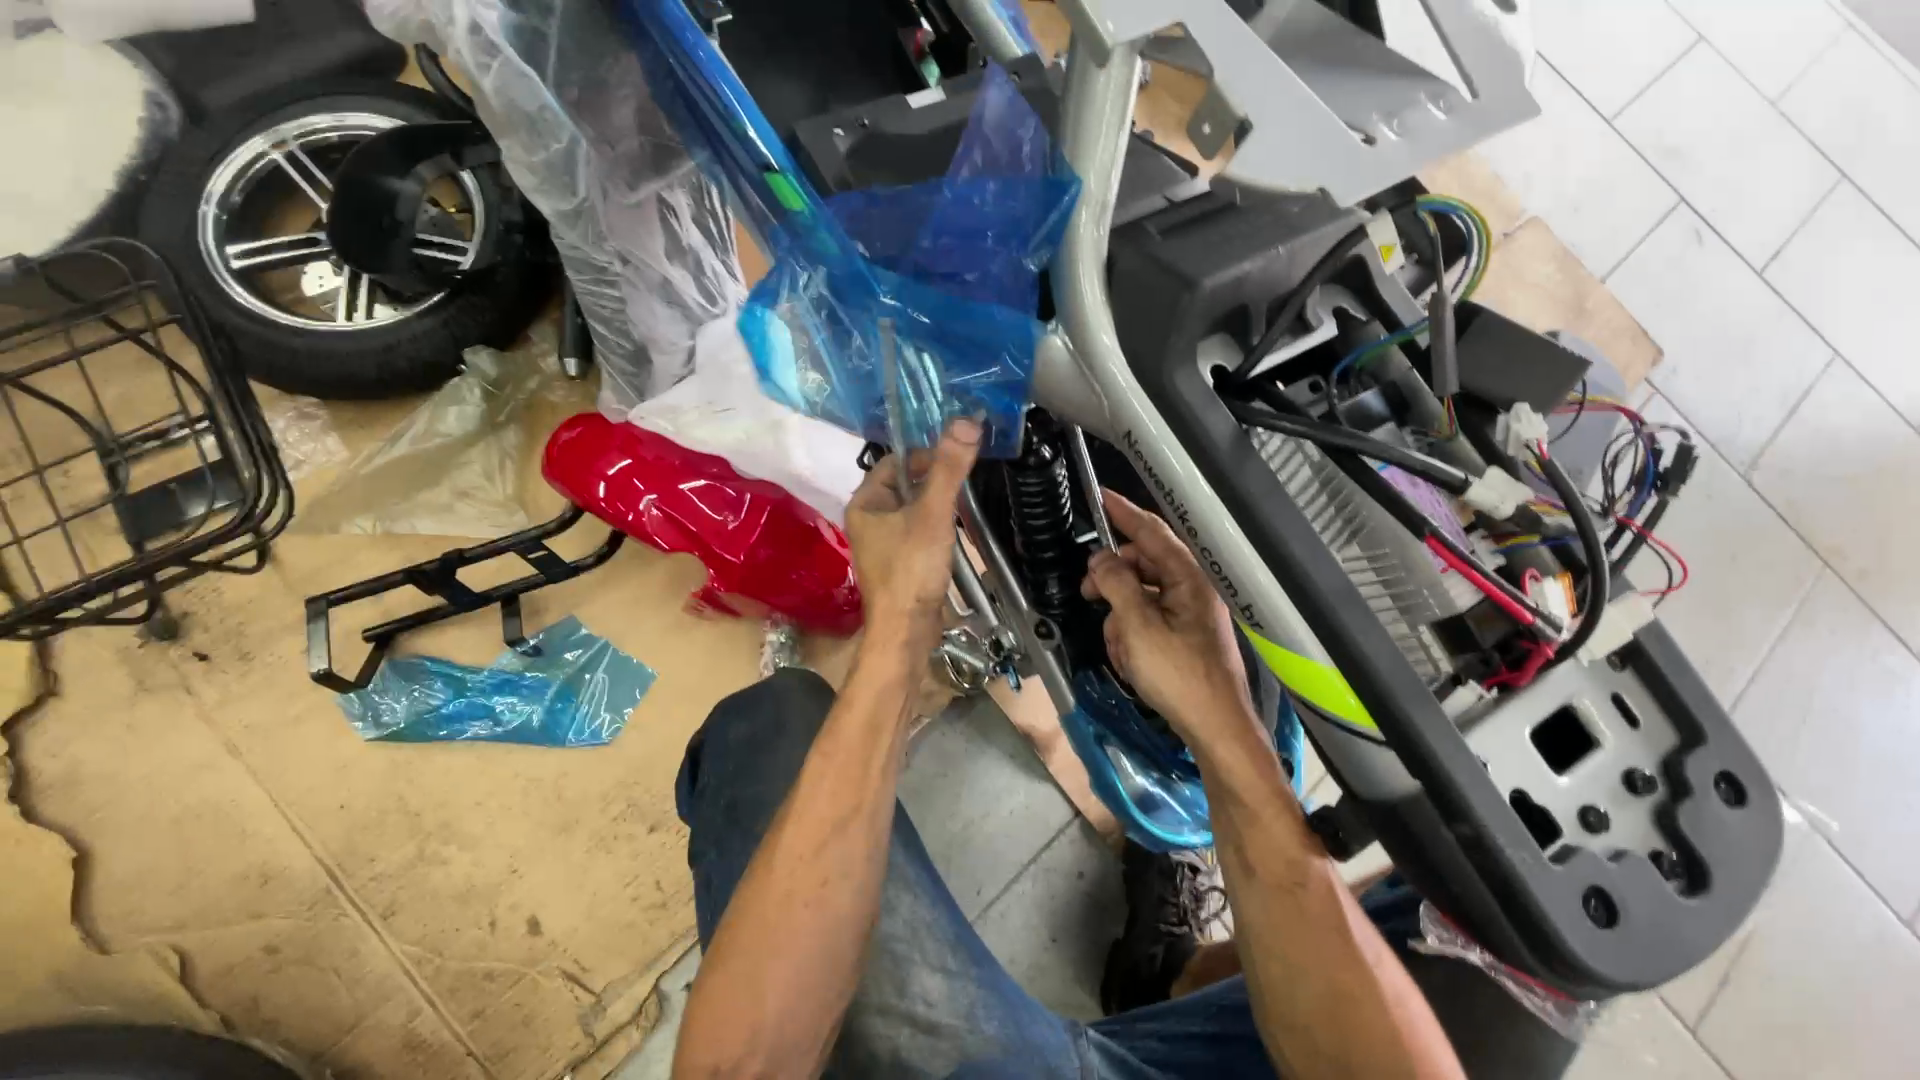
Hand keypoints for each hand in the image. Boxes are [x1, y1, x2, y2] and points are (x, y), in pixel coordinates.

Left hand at [844, 418, 981, 659]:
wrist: (907, 631)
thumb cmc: (912, 569)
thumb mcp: (933, 514)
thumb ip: (949, 470)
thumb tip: (967, 422)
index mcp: (864, 504)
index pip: (893, 463)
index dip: (923, 455)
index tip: (954, 456)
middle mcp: (868, 521)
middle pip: (905, 486)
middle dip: (934, 481)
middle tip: (964, 480)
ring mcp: (883, 545)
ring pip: (914, 511)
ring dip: (938, 505)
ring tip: (963, 506)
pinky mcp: (900, 565)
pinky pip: (919, 534)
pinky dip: (937, 529)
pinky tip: (955, 535)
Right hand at [1080, 490, 1262, 748]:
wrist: (1214, 727)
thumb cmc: (1179, 675)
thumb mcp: (1138, 626)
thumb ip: (1116, 585)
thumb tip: (1100, 559)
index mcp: (1189, 579)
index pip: (1152, 532)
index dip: (1124, 512)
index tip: (1100, 495)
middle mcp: (1192, 590)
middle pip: (1141, 566)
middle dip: (1112, 580)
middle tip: (1087, 592)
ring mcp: (1189, 616)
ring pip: (1139, 598)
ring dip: (1120, 618)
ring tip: (1120, 647)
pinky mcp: (1183, 639)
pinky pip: (1146, 624)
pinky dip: (1132, 637)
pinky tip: (1130, 661)